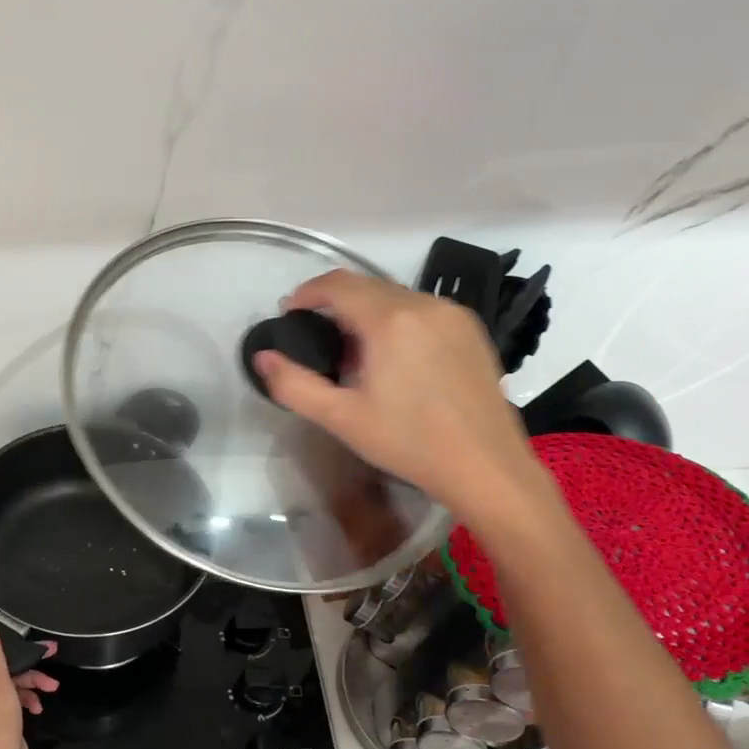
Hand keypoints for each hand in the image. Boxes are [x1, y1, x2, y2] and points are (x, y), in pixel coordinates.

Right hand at [251, 270, 543, 521]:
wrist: (484, 464)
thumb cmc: (408, 441)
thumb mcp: (340, 418)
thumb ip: (294, 384)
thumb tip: (263, 358)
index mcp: (390, 320)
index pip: (338, 284)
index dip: (307, 293)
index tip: (289, 313)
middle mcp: (425, 305)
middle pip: (368, 286)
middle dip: (335, 304)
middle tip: (315, 338)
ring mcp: (454, 315)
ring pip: (396, 298)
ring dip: (366, 314)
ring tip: (351, 354)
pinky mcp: (471, 331)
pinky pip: (422, 312)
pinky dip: (396, 322)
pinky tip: (390, 360)